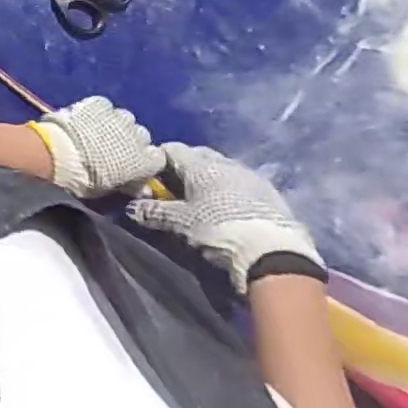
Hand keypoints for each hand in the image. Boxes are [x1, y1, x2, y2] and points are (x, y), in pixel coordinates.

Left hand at [31, 96, 160, 197]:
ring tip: (97, 131)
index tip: (132, 163)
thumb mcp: (110, 189)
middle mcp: (138, 136)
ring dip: (114, 124)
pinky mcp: (99, 103)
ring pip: (124, 118)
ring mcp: (118, 117)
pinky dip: (97, 111)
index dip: (144, 160)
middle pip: (141, 135)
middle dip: (129, 140)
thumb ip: (129, 185)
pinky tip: (85, 117)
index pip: (156, 158)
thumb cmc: (85, 179)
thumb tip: (142, 188)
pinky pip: (104, 105)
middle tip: (111, 147)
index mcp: (145, 161)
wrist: (59, 154)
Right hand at [125, 142, 322, 293]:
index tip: (151, 179)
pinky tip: (230, 210)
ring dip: (211, 179)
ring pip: (224, 169)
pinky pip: (244, 185)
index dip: (158, 162)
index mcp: (201, 165)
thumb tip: (131, 208)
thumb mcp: (180, 224)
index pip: (172, 150)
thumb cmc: (219, 231)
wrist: (276, 257)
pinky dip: (232, 192)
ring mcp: (254, 178)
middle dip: (185, 168)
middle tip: (175, 189)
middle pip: (199, 155)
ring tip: (203, 200)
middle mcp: (227, 164)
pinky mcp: (274, 196)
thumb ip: (153, 212)